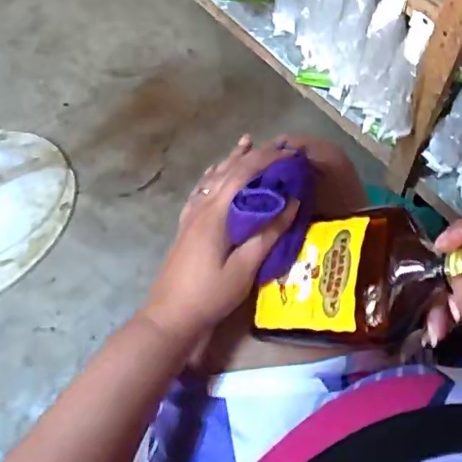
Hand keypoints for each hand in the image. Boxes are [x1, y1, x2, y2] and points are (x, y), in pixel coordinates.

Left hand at [140, 136, 299, 345]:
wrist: (169, 319)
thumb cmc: (209, 295)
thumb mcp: (245, 269)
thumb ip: (268, 234)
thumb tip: (292, 203)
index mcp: (216, 213)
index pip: (244, 173)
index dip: (268, 159)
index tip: (291, 153)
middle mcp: (202, 207)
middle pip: (229, 170)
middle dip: (255, 154)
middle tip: (279, 144)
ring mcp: (191, 216)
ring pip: (213, 177)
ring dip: (233, 159)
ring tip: (248, 142)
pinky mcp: (187, 227)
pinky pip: (202, 190)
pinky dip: (214, 175)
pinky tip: (215, 173)